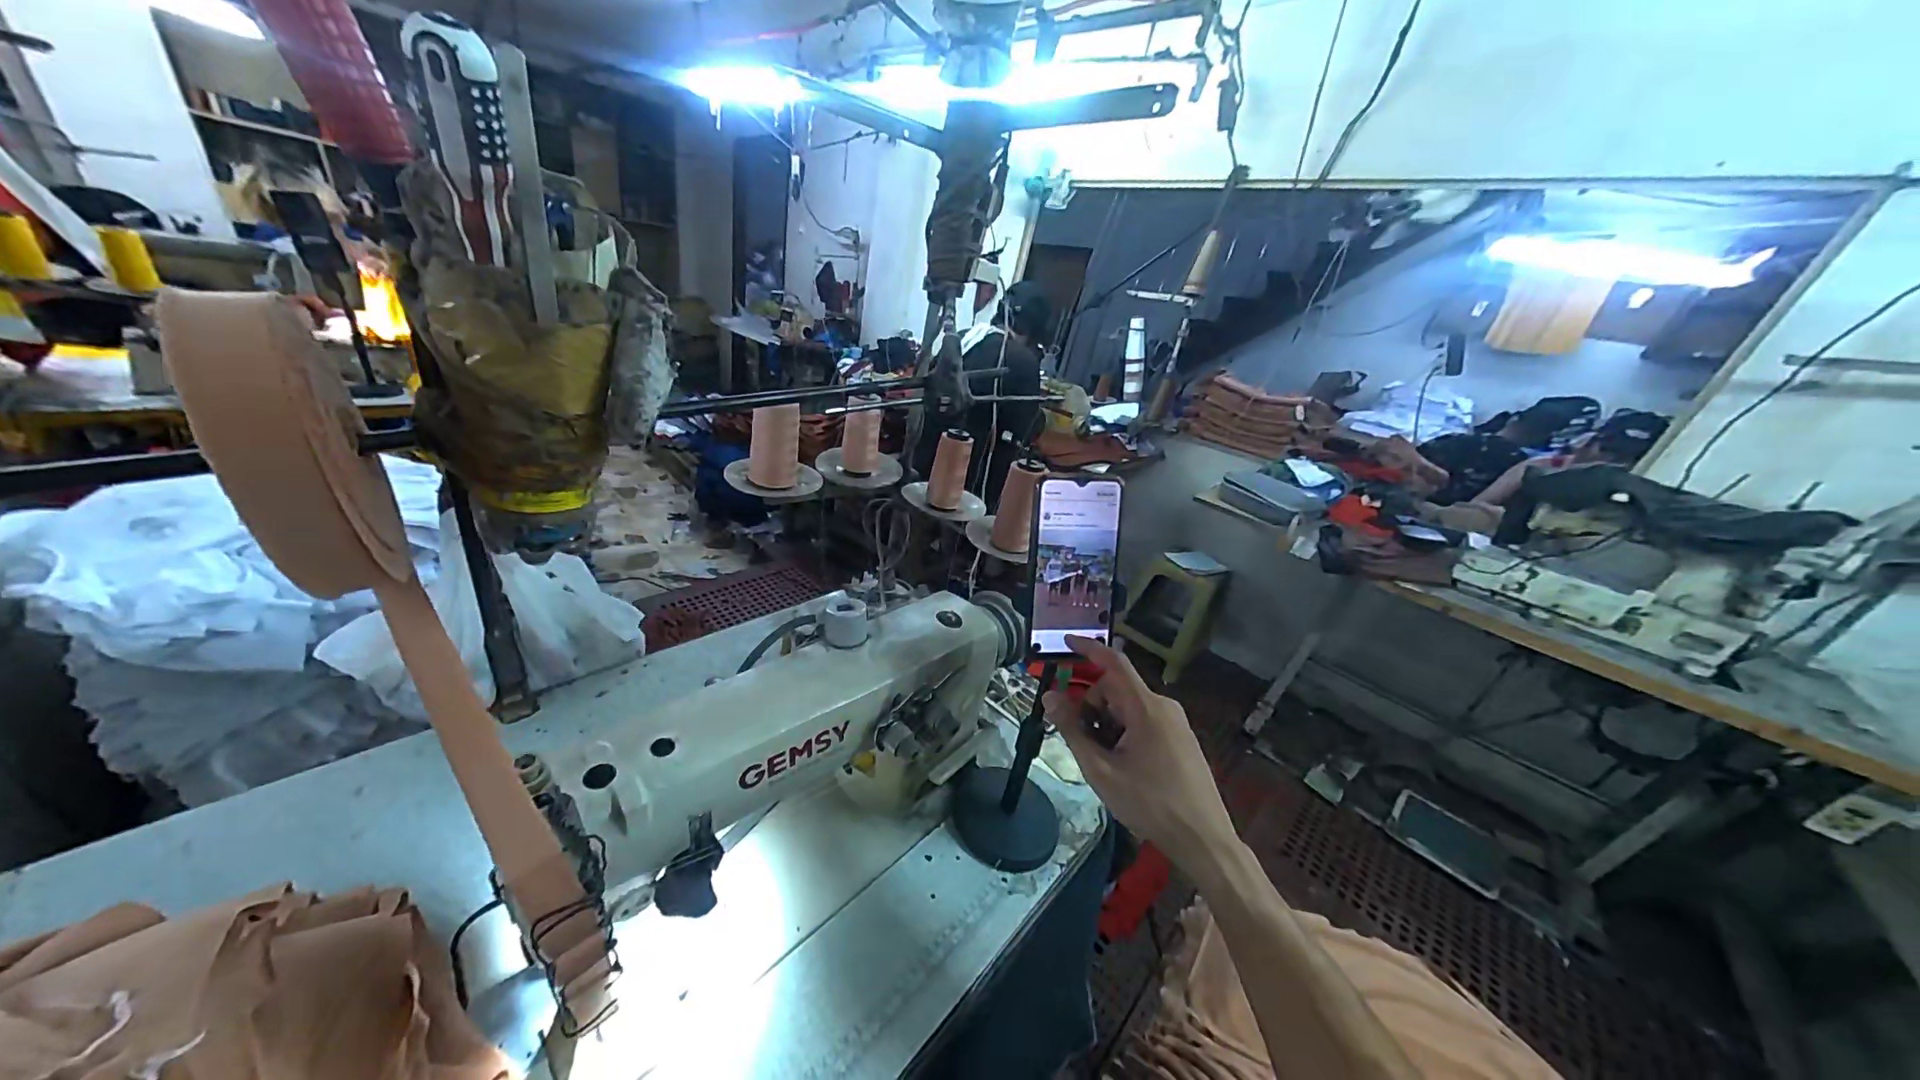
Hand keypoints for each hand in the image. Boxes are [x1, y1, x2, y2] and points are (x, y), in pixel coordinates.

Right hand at [1045, 635, 1237, 865]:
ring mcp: (1176, 723)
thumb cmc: (1149, 804)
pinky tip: (1122, 764)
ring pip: (1128, 707)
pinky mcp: (1181, 738)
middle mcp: (1164, 706)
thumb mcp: (1101, 769)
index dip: (1088, 648)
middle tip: (1081, 740)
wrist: (1203, 839)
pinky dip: (1124, 731)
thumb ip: (1073, 730)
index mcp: (1146, 708)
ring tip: (1104, 761)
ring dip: (1107, 723)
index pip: (1114, 663)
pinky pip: (1143, 720)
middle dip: (1092, 706)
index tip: (1065, 642)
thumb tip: (1050, 697)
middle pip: (1116, 689)